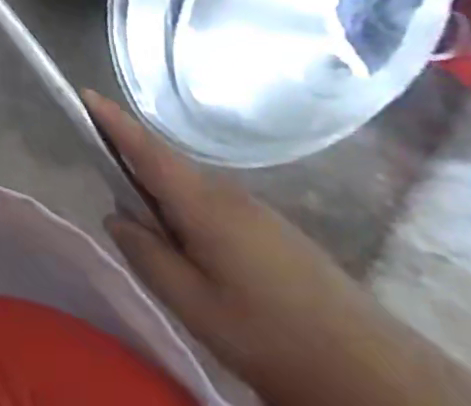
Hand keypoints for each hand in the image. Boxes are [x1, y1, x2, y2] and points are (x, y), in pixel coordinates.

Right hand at [84, 91, 470, 405]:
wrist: (384, 378)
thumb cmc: (272, 335)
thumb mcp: (191, 303)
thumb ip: (144, 253)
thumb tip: (117, 217)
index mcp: (204, 206)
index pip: (147, 150)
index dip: (114, 122)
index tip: (86, 93)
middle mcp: (232, 198)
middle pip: (167, 170)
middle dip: (135, 176)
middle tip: (122, 219)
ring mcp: (261, 215)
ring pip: (192, 194)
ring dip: (166, 206)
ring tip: (166, 255)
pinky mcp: (278, 236)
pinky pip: (216, 211)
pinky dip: (192, 221)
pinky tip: (201, 264)